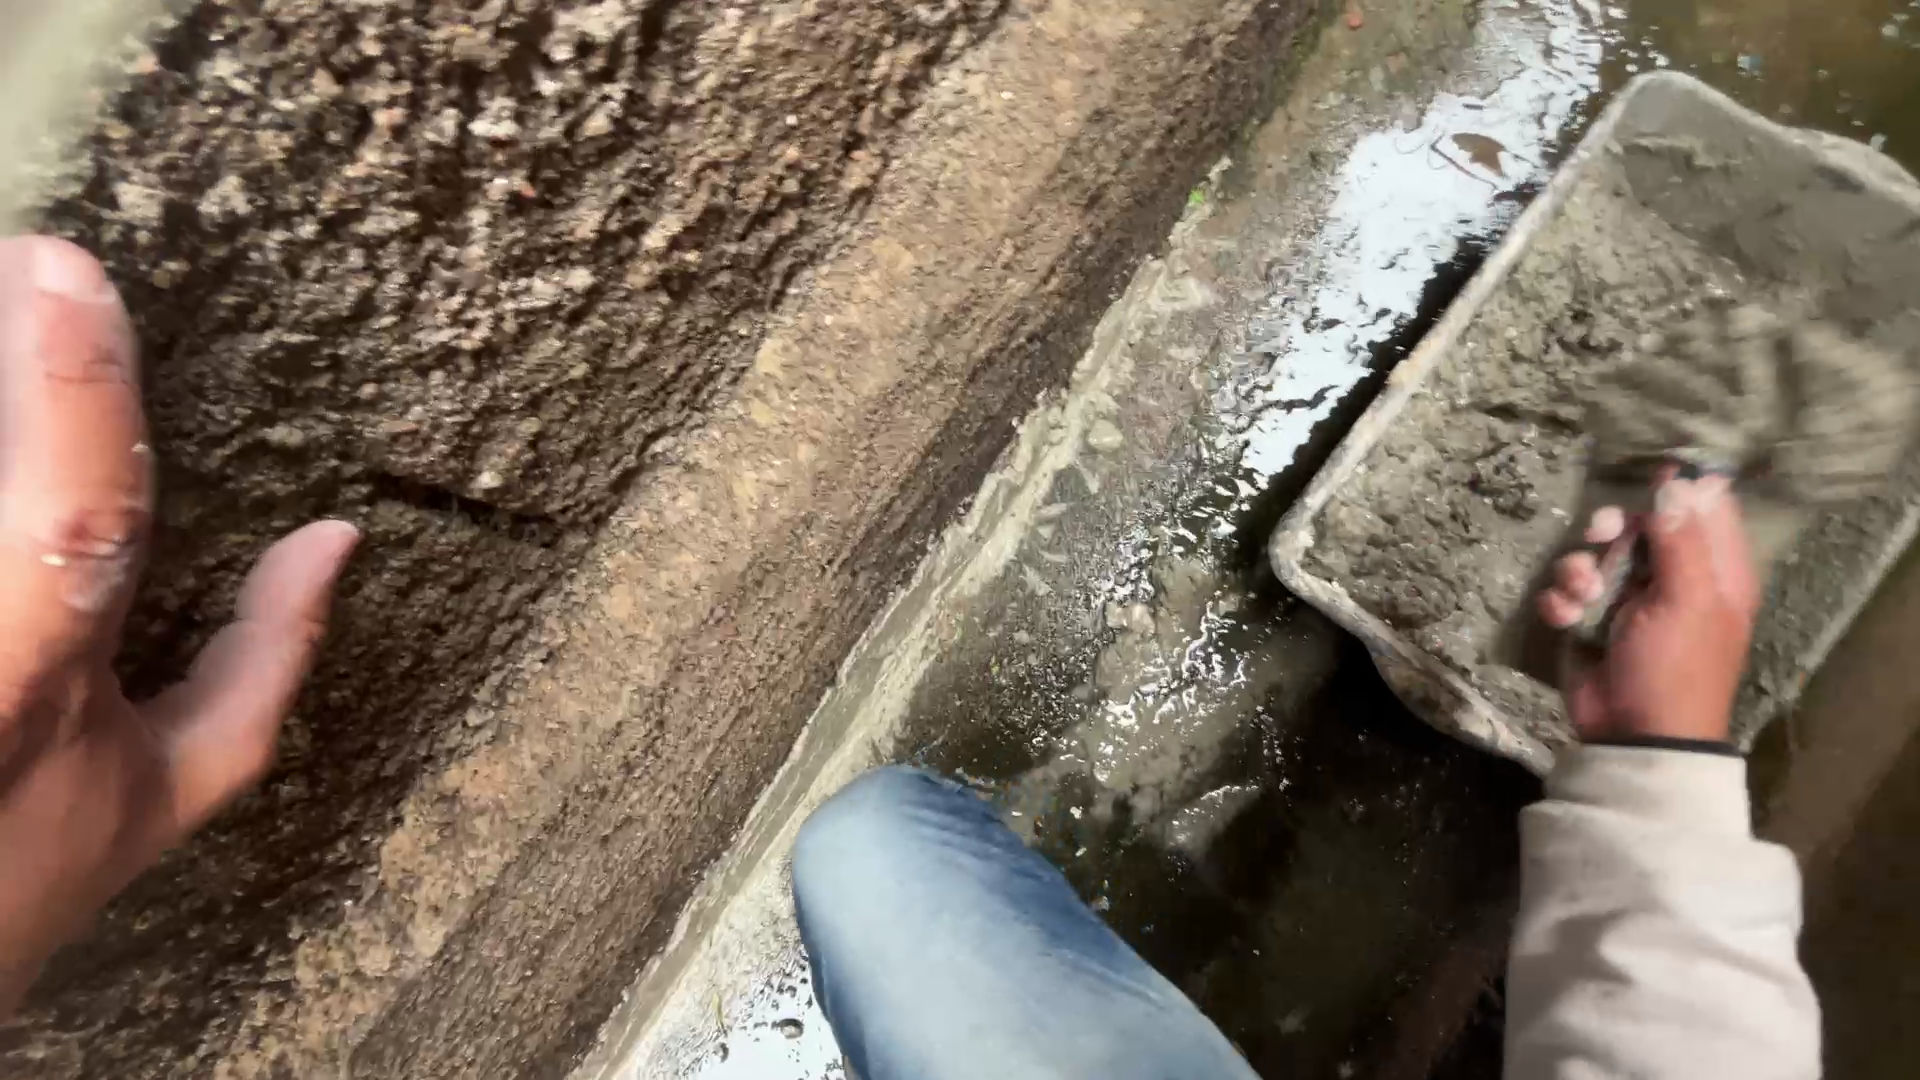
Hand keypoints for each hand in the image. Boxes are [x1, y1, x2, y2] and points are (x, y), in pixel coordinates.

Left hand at [0, 237, 357, 1013]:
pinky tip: (9, 421)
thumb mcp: (192, 773)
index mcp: (34, 680)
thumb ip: (272, 650)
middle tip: (4, 256)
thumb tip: (336, 536)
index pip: (76, 513)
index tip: (65, 266)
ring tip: (1, 314)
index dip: (77, 391)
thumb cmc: (37, 871)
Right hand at [1535, 472, 1758, 742]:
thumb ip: (1681, 542)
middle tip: (1598, 533)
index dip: (1680, 491)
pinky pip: (1561, 593)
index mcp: (1712, 573)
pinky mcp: (1584, 619)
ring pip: (1590, 558)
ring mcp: (1622, 600)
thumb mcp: (1686, 601)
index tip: (1652, 473)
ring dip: (1576, 572)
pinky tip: (1566, 620)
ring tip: (1580, 596)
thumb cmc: (1674, 665)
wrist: (1633, 726)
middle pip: (1636, 529)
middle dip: (1610, 530)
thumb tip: (1679, 483)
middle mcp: (1667, 580)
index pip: (1704, 513)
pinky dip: (1559, 603)